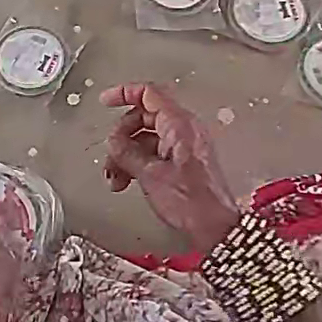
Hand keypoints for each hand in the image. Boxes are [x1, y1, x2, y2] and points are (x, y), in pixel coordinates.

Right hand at [100, 83, 242, 250]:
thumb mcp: (150, 175)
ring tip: (116, 176)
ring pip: (147, 137)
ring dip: (127, 154)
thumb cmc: (192, 203)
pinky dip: (139, 162)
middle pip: (144, 117)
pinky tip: (128, 180)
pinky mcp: (185, 161)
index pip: (149, 94)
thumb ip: (127, 153)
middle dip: (122, 135)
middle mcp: (184, 130)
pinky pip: (156, 152)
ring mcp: (185, 145)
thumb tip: (113, 142)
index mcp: (179, 125)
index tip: (107, 101)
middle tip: (111, 154)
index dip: (125, 93)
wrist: (214, 228)